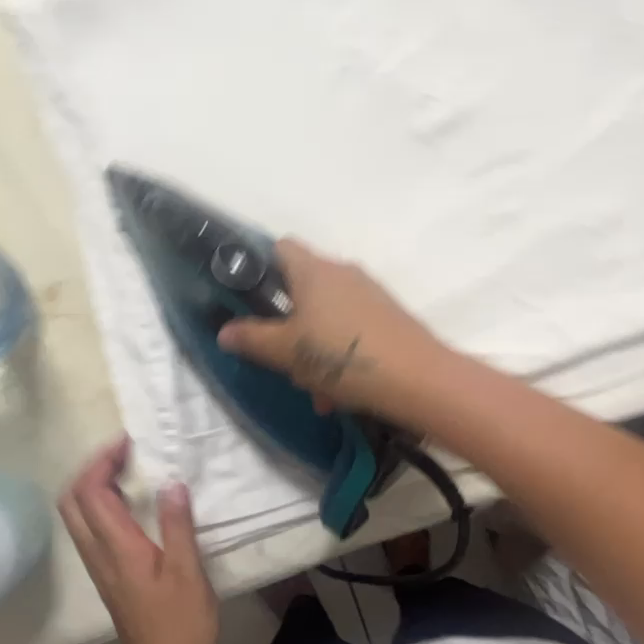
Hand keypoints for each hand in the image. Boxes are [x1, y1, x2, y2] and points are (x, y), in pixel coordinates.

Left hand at [59, 437, 216, 643]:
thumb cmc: (183, 625)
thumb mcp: (189, 572)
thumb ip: (178, 526)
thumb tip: (171, 483)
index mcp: (118, 549)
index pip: (92, 493)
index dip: (103, 461)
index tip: (130, 443)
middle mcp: (99, 555)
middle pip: (72, 502)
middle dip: (90, 469)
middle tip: (125, 453)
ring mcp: (101, 568)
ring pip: (78, 517)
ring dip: (95, 486)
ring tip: (130, 470)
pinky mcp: (110, 577)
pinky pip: (92, 530)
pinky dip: (103, 506)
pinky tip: (134, 504)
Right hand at [217, 240, 450, 419]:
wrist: (418, 379)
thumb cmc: (343, 357)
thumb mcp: (287, 353)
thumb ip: (252, 339)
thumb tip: (225, 331)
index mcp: (314, 270)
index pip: (279, 247)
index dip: (259, 267)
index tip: (250, 301)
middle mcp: (344, 273)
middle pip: (303, 291)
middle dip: (290, 330)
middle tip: (285, 364)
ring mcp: (371, 296)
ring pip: (328, 320)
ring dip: (316, 355)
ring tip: (319, 394)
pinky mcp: (390, 320)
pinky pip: (353, 334)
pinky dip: (342, 361)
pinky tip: (343, 396)